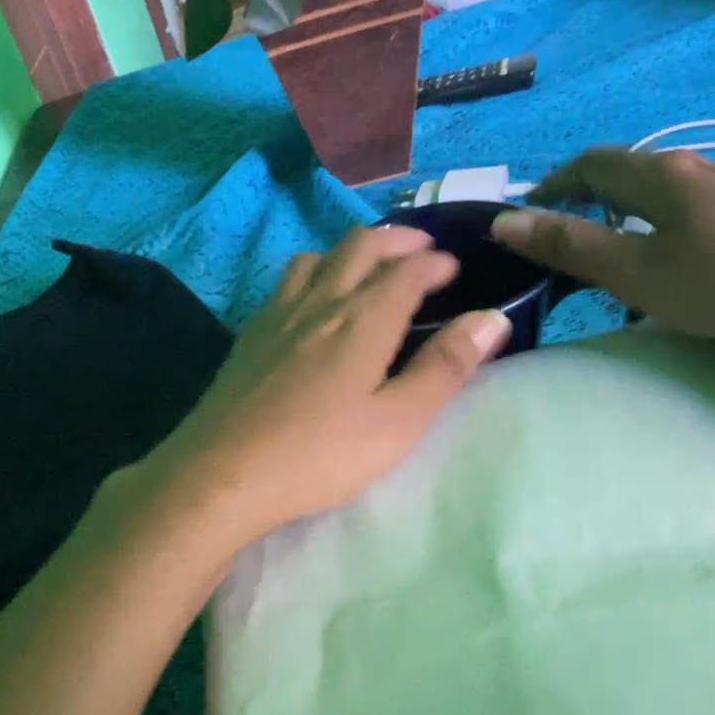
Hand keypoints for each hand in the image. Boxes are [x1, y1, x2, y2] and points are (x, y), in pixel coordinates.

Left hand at [129, 227, 510, 546]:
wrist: (222, 473)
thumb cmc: (319, 455)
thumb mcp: (397, 422)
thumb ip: (445, 368)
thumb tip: (492, 317)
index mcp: (362, 320)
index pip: (407, 270)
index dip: (435, 263)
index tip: (453, 268)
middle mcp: (320, 302)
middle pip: (360, 247)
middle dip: (396, 241)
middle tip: (420, 252)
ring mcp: (278, 315)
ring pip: (317, 257)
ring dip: (350, 251)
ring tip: (368, 268)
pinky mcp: (250, 335)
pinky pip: (286, 282)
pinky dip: (314, 272)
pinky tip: (310, 301)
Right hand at [490, 148, 714, 350]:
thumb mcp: (636, 272)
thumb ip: (570, 246)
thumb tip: (503, 221)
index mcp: (659, 176)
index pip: (589, 165)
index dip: (550, 185)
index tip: (524, 216)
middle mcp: (695, 168)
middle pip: (624, 175)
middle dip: (583, 201)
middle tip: (559, 240)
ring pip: (659, 196)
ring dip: (621, 219)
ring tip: (607, 259)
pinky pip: (688, 213)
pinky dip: (656, 232)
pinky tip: (667, 268)